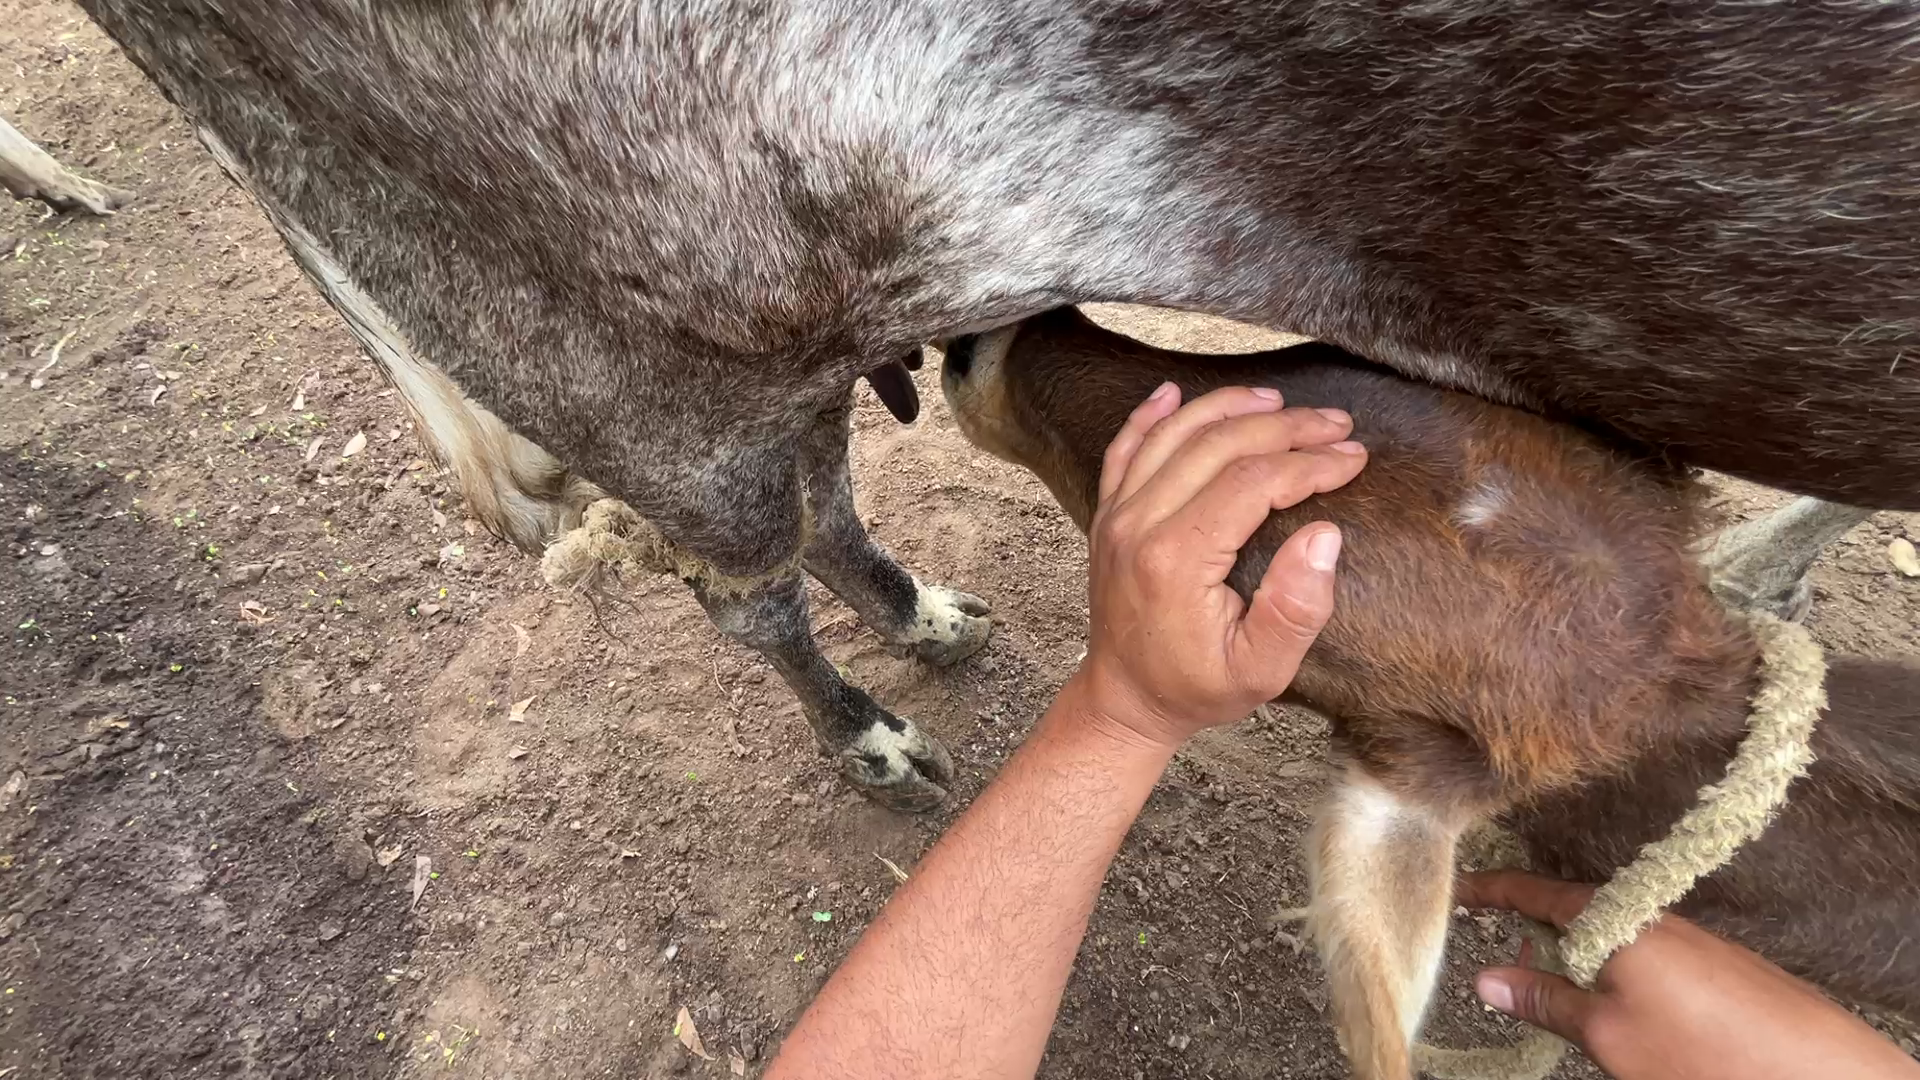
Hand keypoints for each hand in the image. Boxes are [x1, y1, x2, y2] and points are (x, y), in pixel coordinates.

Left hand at [1072, 382, 1366, 749]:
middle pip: (1215, 446)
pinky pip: (1123, 451)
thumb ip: (1296, 609)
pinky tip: (1172, 394)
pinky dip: (1148, 417)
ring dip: (1226, 408)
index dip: (1309, 463)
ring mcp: (1116, 516)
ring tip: (1277, 401)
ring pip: (1170, 435)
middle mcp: (1138, 525)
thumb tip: (1325, 535)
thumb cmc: (1192, 687)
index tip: (1352, 458)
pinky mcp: (1107, 517)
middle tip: (1334, 423)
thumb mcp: (1260, 671)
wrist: (1124, 696)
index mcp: (1176, 558)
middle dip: (1283, 427)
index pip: (1252, 481)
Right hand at [1460, 870, 1919, 1079]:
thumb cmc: (1710, 1057)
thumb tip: (1484, 981)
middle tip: (1517, 976)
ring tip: (1583, 1007)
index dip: (1484, 890)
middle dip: (1537, 940)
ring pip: (1612, 938)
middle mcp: (1648, 914)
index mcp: (1611, 918)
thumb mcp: (1610, 1036)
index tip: (1451, 890)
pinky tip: (1639, 1015)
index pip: (1526, 889)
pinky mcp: (1729, 967)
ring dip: (1584, 963)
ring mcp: (1693, 937)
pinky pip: (1653, 956)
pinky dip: (1625, 974)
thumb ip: (1544, 1000)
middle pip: (1569, 914)